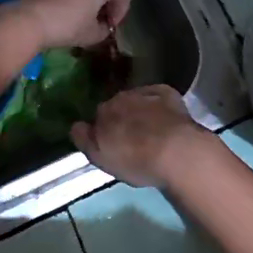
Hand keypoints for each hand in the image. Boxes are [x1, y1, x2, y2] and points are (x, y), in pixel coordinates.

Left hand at [0, 0, 131, 50]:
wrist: (30, 19)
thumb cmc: (68, 25)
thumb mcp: (93, 34)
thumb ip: (105, 30)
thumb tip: (103, 27)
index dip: (122, 11)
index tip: (110, 27)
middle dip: (108, 4)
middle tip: (100, 23)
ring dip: (92, 1)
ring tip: (84, 21)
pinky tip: (69, 15)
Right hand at [71, 85, 213, 188]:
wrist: (177, 152)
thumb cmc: (136, 159)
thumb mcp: (100, 157)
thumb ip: (84, 139)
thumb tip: (75, 125)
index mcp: (102, 112)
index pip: (98, 116)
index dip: (104, 128)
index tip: (111, 140)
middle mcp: (121, 97)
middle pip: (117, 105)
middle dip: (122, 117)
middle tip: (132, 136)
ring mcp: (145, 93)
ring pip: (137, 99)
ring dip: (140, 110)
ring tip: (151, 128)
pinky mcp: (168, 93)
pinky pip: (158, 95)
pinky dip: (159, 103)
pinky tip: (166, 116)